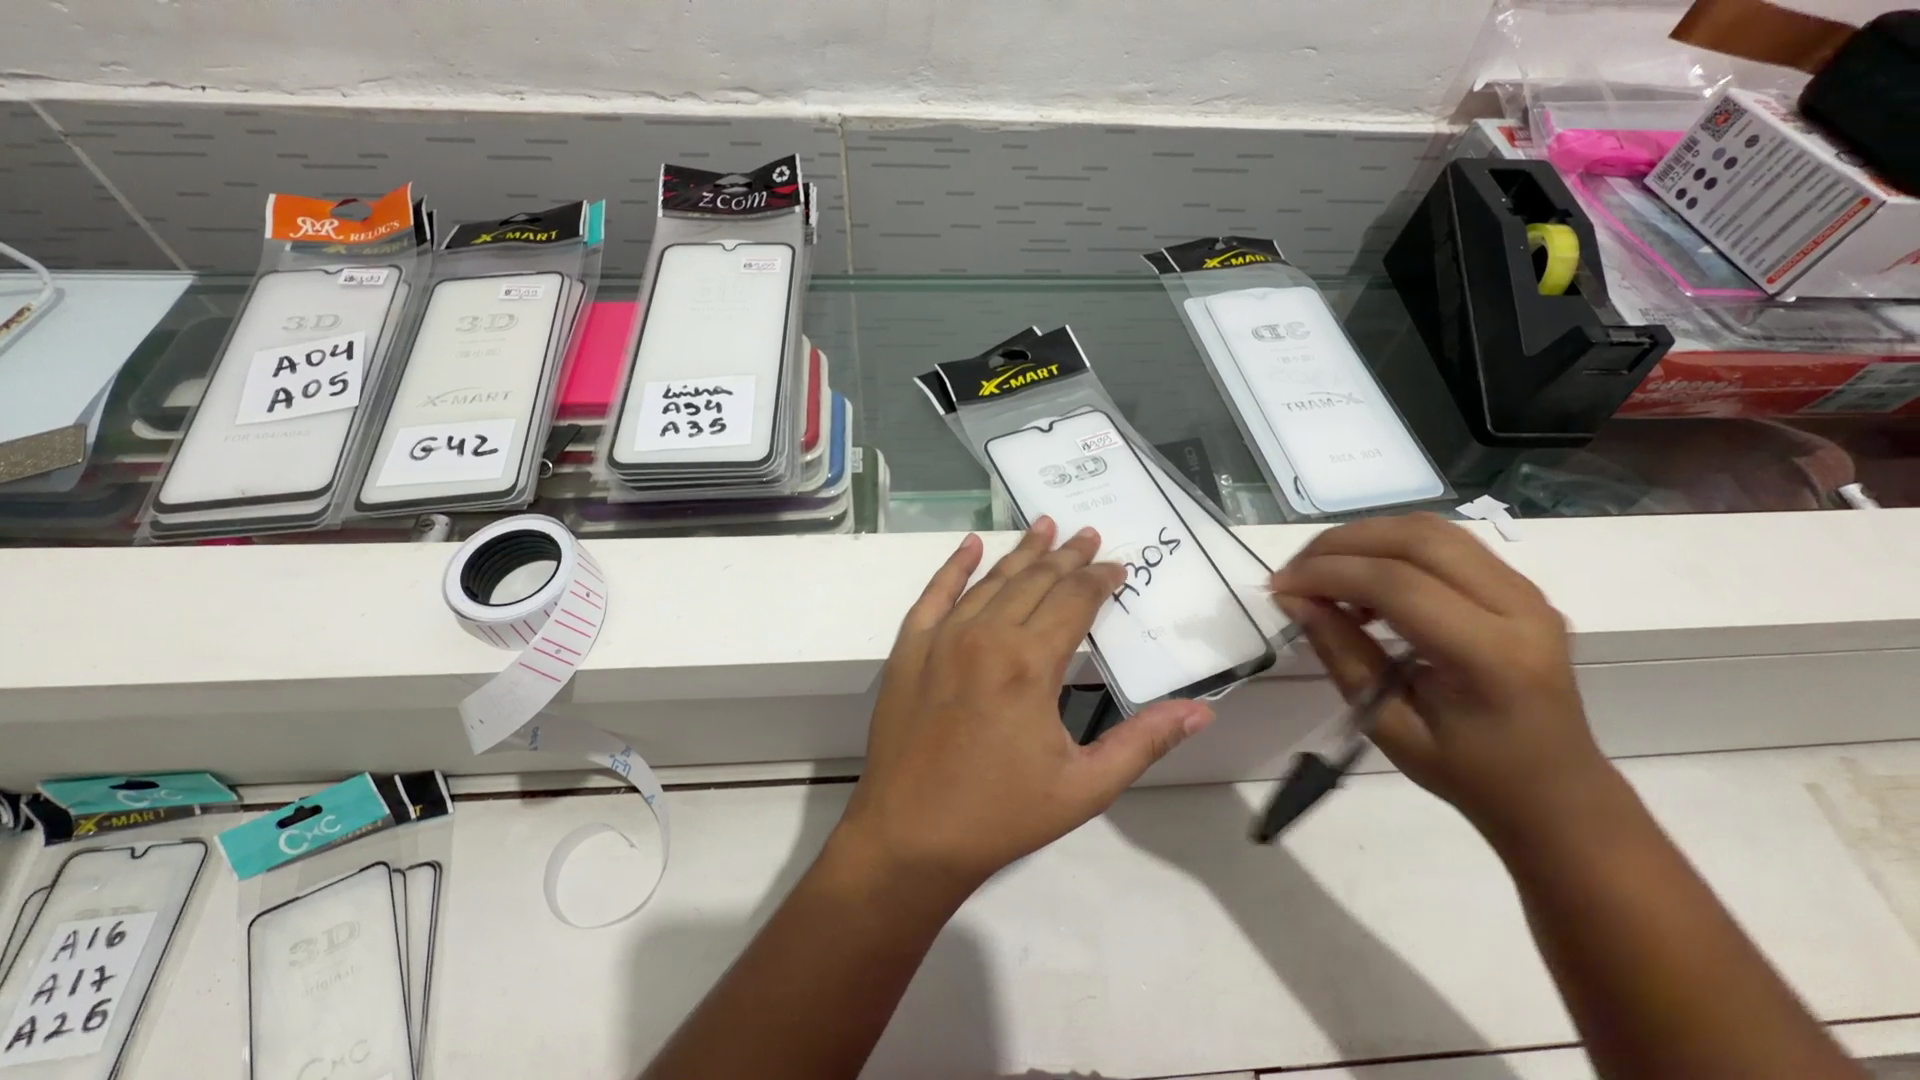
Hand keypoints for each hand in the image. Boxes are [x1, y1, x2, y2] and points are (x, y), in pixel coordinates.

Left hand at [837, 518, 1215, 892]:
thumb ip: (1143, 742)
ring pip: (989, 582)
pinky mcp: (908, 652)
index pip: (1074, 601)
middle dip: (1066, 557)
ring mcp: (940, 640)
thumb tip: (1200, 711)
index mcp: (1030, 663)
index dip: (1099, 579)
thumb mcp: (1084, 787)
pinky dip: (954, 567)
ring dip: (1021, 553)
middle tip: (1088, 534)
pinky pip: (933, 596)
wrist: (909, 838)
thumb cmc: (1001, 816)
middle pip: (1034, 582)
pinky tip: (970, 546)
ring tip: (1044, 527)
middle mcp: (985, 637)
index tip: (1117, 566)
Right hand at [1270, 513, 1610, 840]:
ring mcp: (1526, 591)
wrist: (1554, 790)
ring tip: (1321, 570)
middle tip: (1294, 572)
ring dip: (1366, 538)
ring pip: (1432, 530)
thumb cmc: (1470, 774)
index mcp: (1492, 656)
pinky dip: (1392, 547)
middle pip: (1418, 540)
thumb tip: (1294, 600)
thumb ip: (1343, 655)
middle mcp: (1519, 608)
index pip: (1399, 584)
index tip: (1280, 587)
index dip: (1329, 574)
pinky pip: (1447, 543)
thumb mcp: (1390, 726)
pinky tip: (1364, 578)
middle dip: (1342, 545)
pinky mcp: (1519, 586)